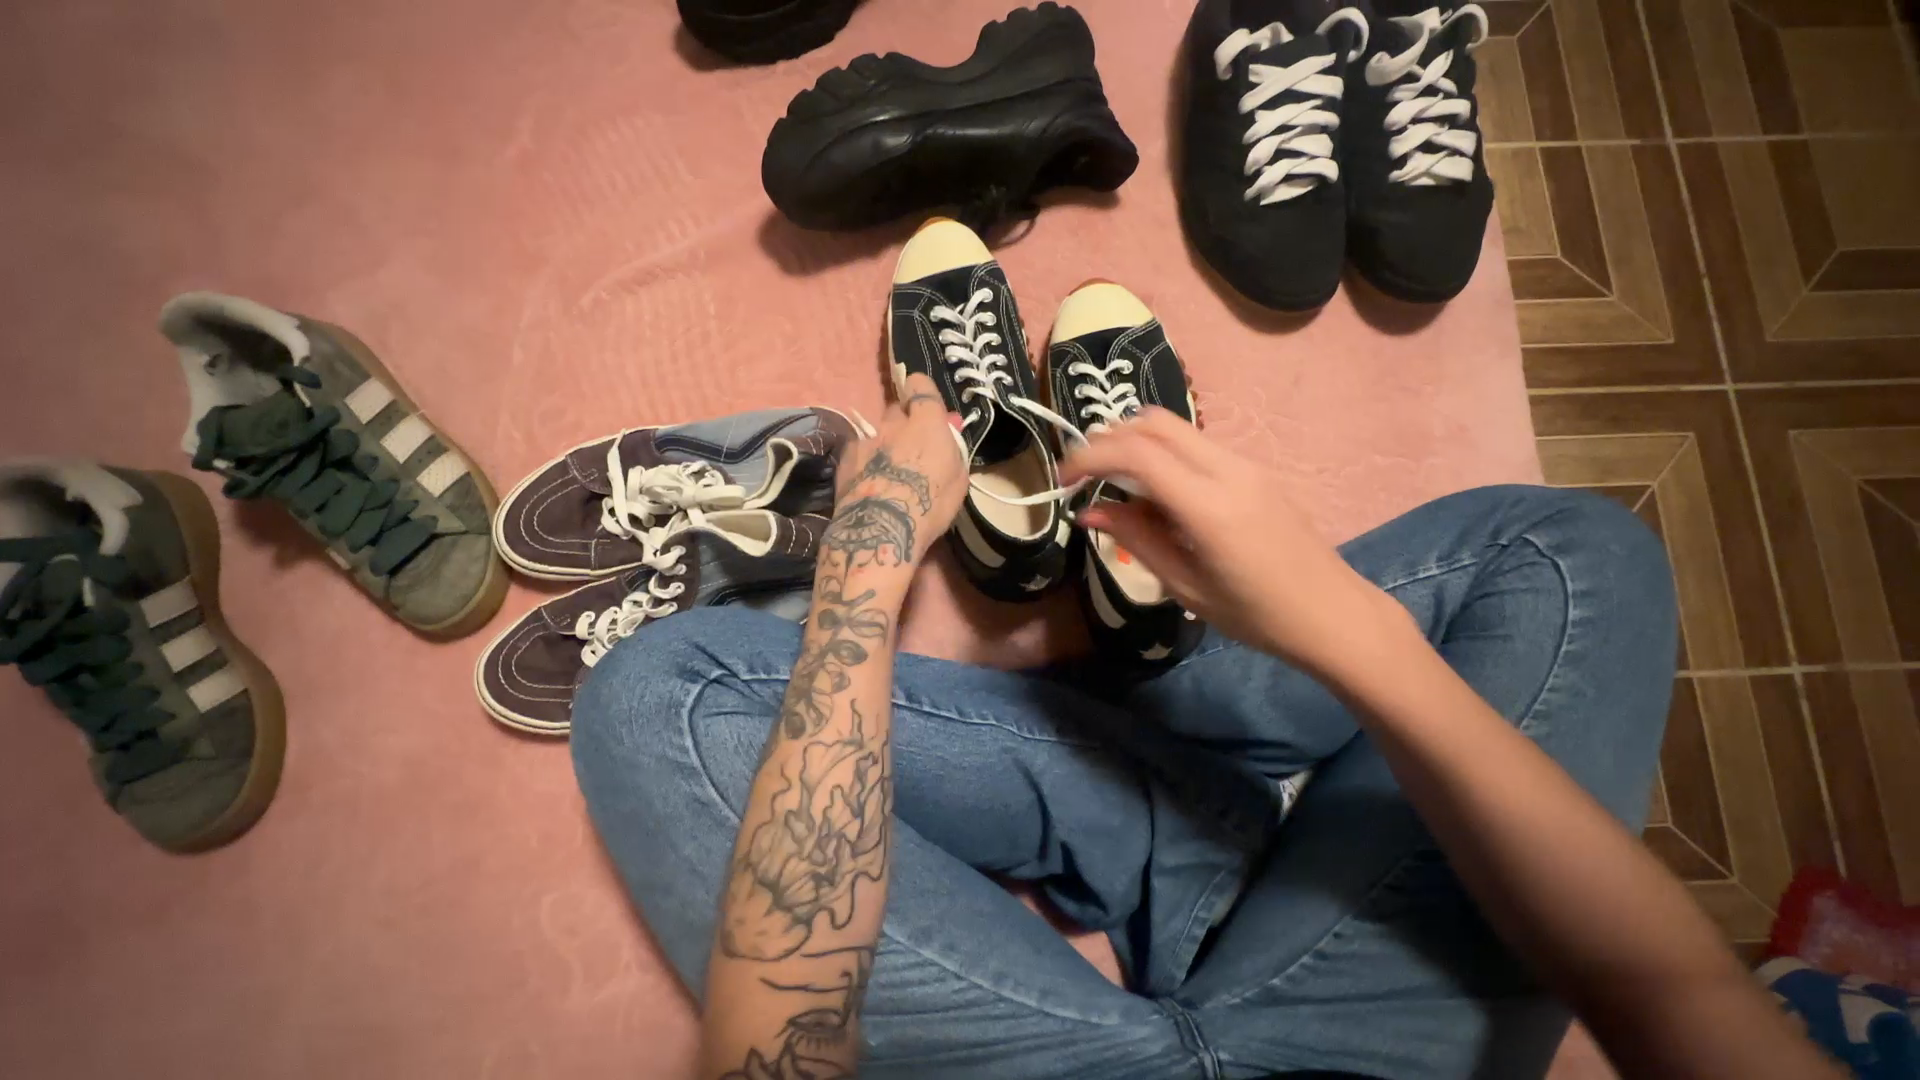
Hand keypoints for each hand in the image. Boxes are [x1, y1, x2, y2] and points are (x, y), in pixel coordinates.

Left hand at [822, 374, 967, 580]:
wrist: (880, 530)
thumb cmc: (929, 506)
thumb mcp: (958, 480)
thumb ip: (952, 449)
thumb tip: (947, 431)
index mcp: (925, 424)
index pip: (920, 385)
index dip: (921, 390)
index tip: (924, 402)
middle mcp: (892, 424)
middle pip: (896, 409)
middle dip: (903, 421)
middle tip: (910, 446)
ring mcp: (865, 440)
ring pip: (876, 433)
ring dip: (883, 445)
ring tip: (886, 472)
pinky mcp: (844, 460)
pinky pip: (857, 452)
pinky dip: (864, 462)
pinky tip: (867, 484)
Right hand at [1060, 408, 1408, 675]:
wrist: (1332, 614)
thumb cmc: (1256, 616)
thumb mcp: (1186, 586)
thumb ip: (1137, 539)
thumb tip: (1090, 512)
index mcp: (1210, 506)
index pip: (1137, 454)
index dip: (1090, 457)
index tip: (1064, 480)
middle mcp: (1229, 470)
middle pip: (1155, 422)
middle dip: (1109, 439)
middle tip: (1084, 476)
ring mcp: (1246, 465)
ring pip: (1176, 429)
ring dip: (1136, 444)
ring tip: (1114, 486)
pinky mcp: (1255, 471)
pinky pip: (1196, 446)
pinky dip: (1163, 455)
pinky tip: (1156, 494)